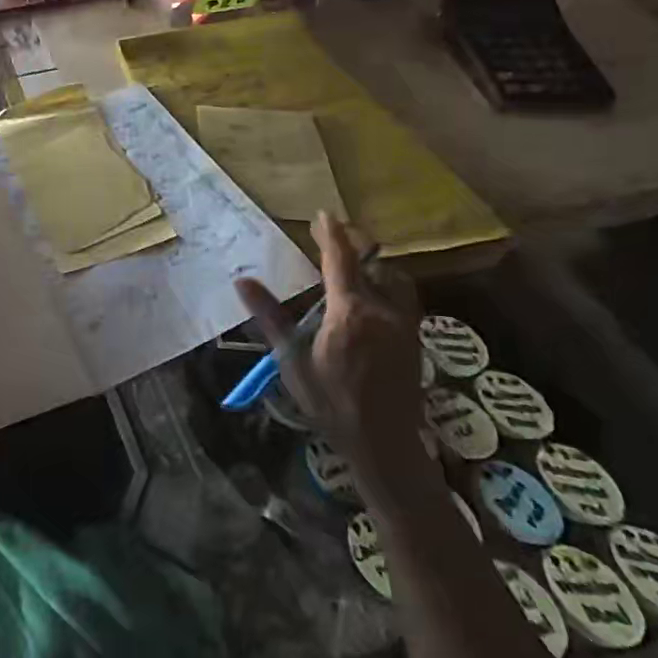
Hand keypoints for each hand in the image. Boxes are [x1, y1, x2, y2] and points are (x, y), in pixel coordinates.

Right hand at [235, 212, 423, 470]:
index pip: (341, 261)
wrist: (385, 443)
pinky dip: (386, 288)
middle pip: (375, 266)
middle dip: (355, 248)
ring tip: (352, 268)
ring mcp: (405, 328)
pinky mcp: (414, 342)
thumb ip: (270, 316)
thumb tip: (242, 281)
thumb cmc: (330, 400)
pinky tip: (369, 302)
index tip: (323, 214)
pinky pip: (404, 301)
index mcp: (350, 313)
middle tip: (332, 239)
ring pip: (396, 282)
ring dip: (375, 268)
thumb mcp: (290, 358)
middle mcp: (384, 312)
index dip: (332, 235)